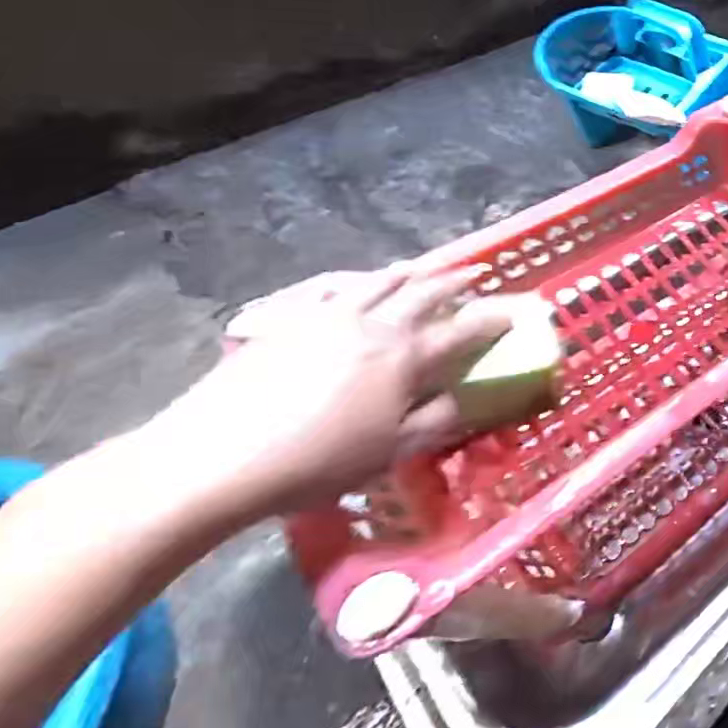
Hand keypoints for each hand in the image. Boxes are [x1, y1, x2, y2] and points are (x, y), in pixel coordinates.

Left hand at [123, 264, 512, 520]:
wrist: (209, 462)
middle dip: (454, 282)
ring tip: (421, 266)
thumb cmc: (316, 461)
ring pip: (376, 284)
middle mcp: (373, 327)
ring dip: (406, 272)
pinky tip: (352, 285)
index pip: (464, 330)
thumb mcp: (393, 449)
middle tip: (474, 273)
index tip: (518, 311)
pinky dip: (352, 283)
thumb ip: (438, 418)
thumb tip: (467, 398)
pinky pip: (329, 292)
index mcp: (406, 357)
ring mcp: (326, 320)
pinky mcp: (285, 325)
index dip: (495, 319)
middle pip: (423, 294)